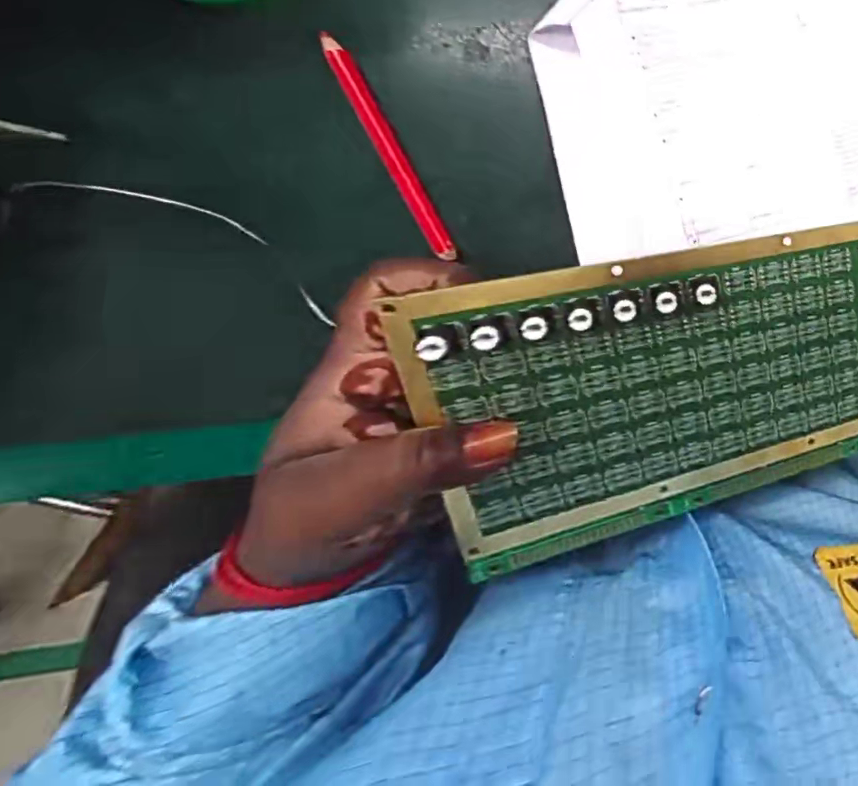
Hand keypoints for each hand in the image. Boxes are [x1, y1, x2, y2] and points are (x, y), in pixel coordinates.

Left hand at [198, 260, 517, 612]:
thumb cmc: (302, 525)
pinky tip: (550, 425)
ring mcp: (437, 408)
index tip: (479, 300)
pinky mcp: (463, 441)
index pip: (385, 294)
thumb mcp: (344, 494)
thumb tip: (506, 434)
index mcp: (356, 368)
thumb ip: (416, 463)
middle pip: (451, 326)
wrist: (313, 580)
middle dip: (496, 329)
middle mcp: (402, 376)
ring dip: (518, 374)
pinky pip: (500, 414)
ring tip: (555, 387)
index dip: (429, 279)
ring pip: (483, 369)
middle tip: (541, 348)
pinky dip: (525, 415)